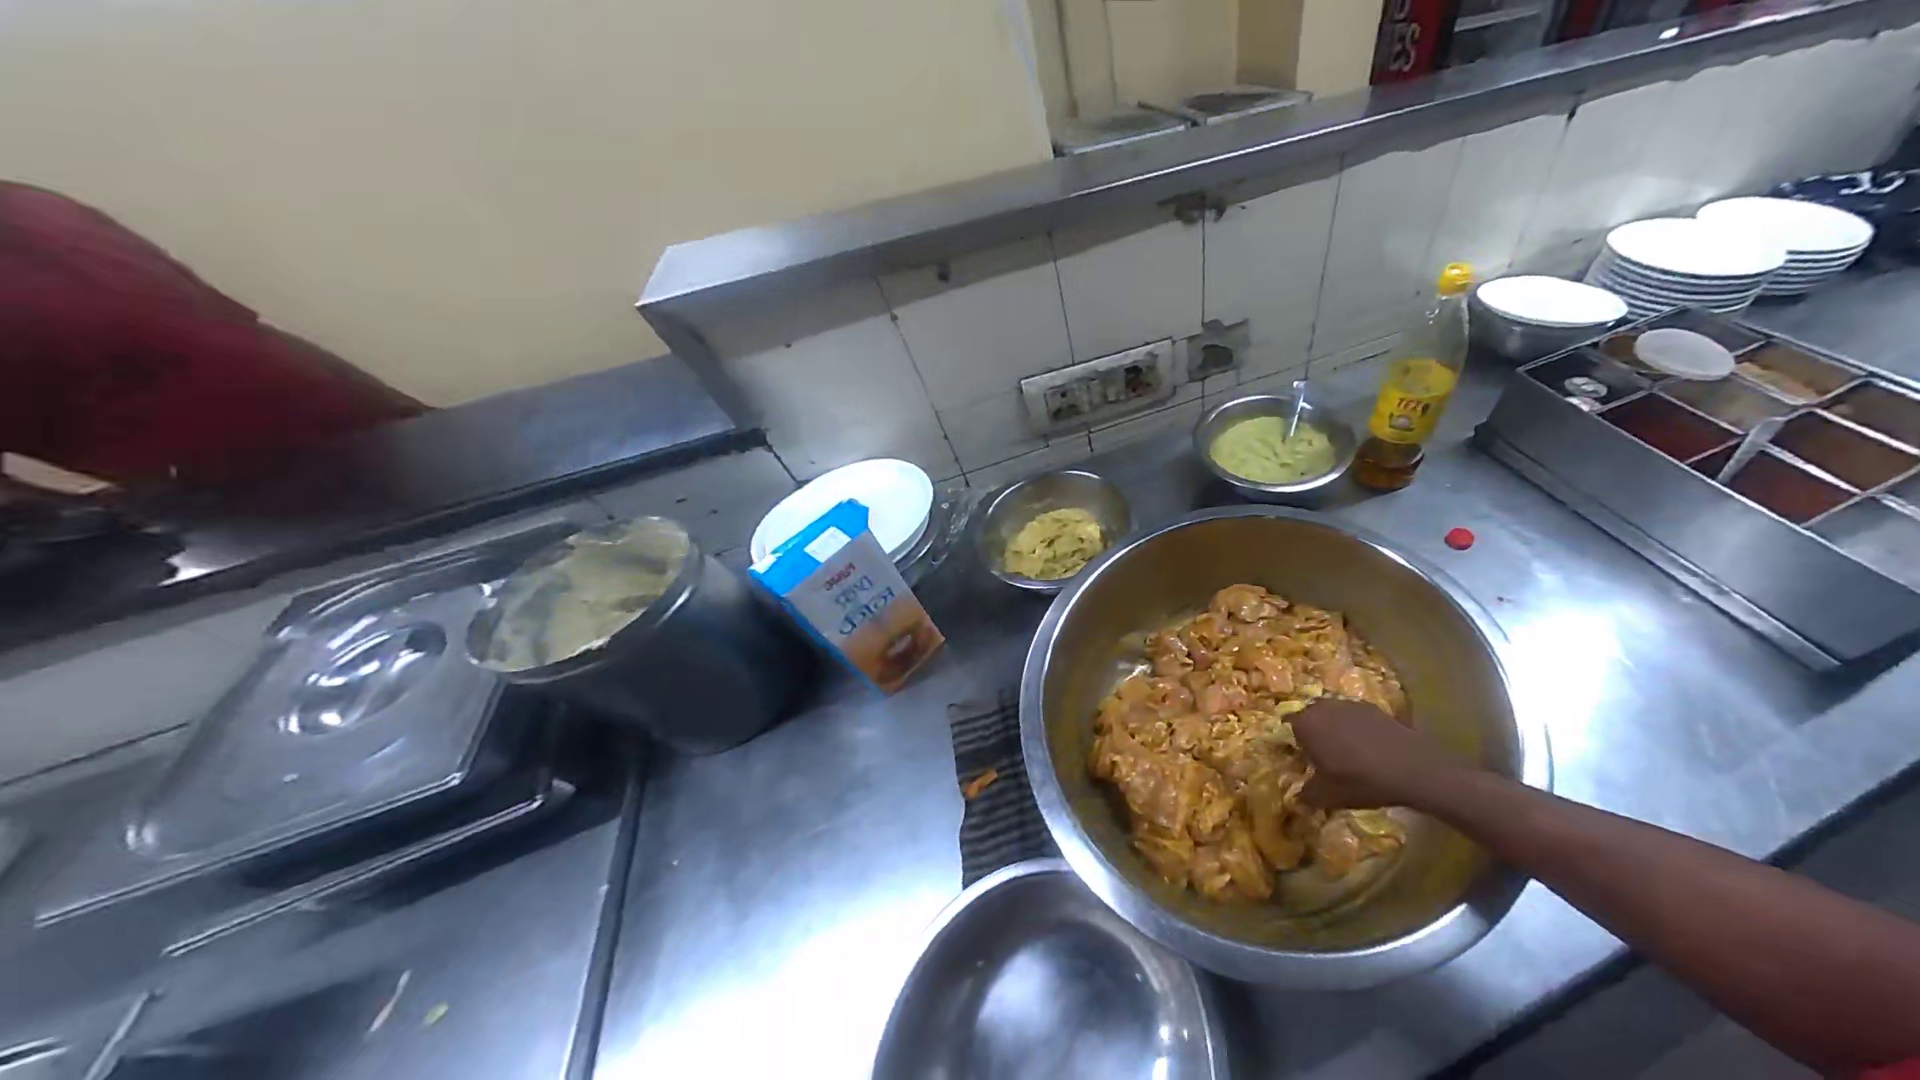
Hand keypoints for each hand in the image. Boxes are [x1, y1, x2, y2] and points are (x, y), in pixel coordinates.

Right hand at [1291, 698, 1469, 809]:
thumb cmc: (1361, 780)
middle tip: (1322, 754)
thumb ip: (1306, 795)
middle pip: (1310, 715)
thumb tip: (1295, 800)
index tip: (1301, 758)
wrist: (1414, 769)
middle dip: (1313, 731)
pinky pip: (1355, 716)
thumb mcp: (1327, 796)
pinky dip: (1356, 727)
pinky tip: (1368, 747)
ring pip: (1333, 714)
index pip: (1287, 726)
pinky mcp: (1374, 708)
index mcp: (1305, 724)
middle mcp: (1322, 707)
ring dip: (1334, 727)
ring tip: (1346, 750)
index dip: (1292, 741)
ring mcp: (1349, 704)